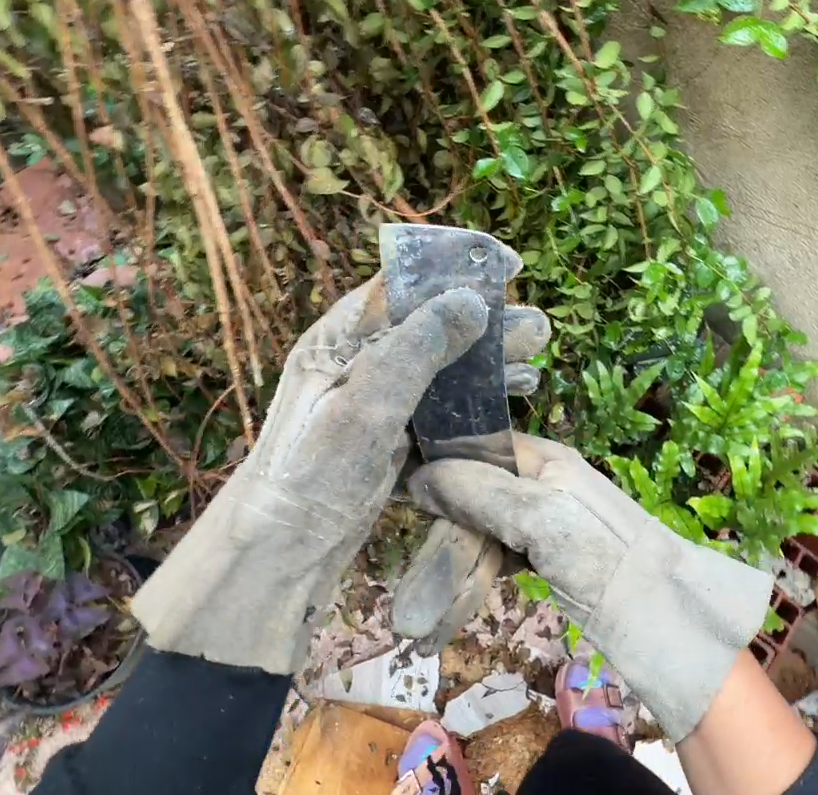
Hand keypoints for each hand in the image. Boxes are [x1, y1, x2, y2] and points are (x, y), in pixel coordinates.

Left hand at [133, 275, 546, 673]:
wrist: (281, 551)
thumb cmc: (310, 473)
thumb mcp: (364, 405)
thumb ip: (416, 350)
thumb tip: (470, 301)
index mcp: (342, 336)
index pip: (404, 281)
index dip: (457, 266)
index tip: (508, 266)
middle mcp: (363, 358)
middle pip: (435, 322)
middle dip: (488, 320)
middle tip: (535, 328)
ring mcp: (380, 396)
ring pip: (445, 363)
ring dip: (490, 359)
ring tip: (533, 360)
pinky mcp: (394, 431)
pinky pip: (444, 402)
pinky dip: (479, 398)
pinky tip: (514, 397)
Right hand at [409, 433, 771, 739]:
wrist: (657, 609)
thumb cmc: (595, 546)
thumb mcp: (534, 511)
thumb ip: (479, 491)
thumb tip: (420, 477)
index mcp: (544, 456)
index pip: (480, 443)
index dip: (443, 458)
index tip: (401, 480)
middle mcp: (542, 481)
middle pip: (478, 487)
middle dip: (445, 515)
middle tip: (412, 546)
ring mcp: (544, 522)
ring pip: (484, 525)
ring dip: (456, 552)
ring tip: (421, 592)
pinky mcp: (545, 557)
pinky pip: (499, 554)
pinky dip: (477, 571)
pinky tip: (454, 594)